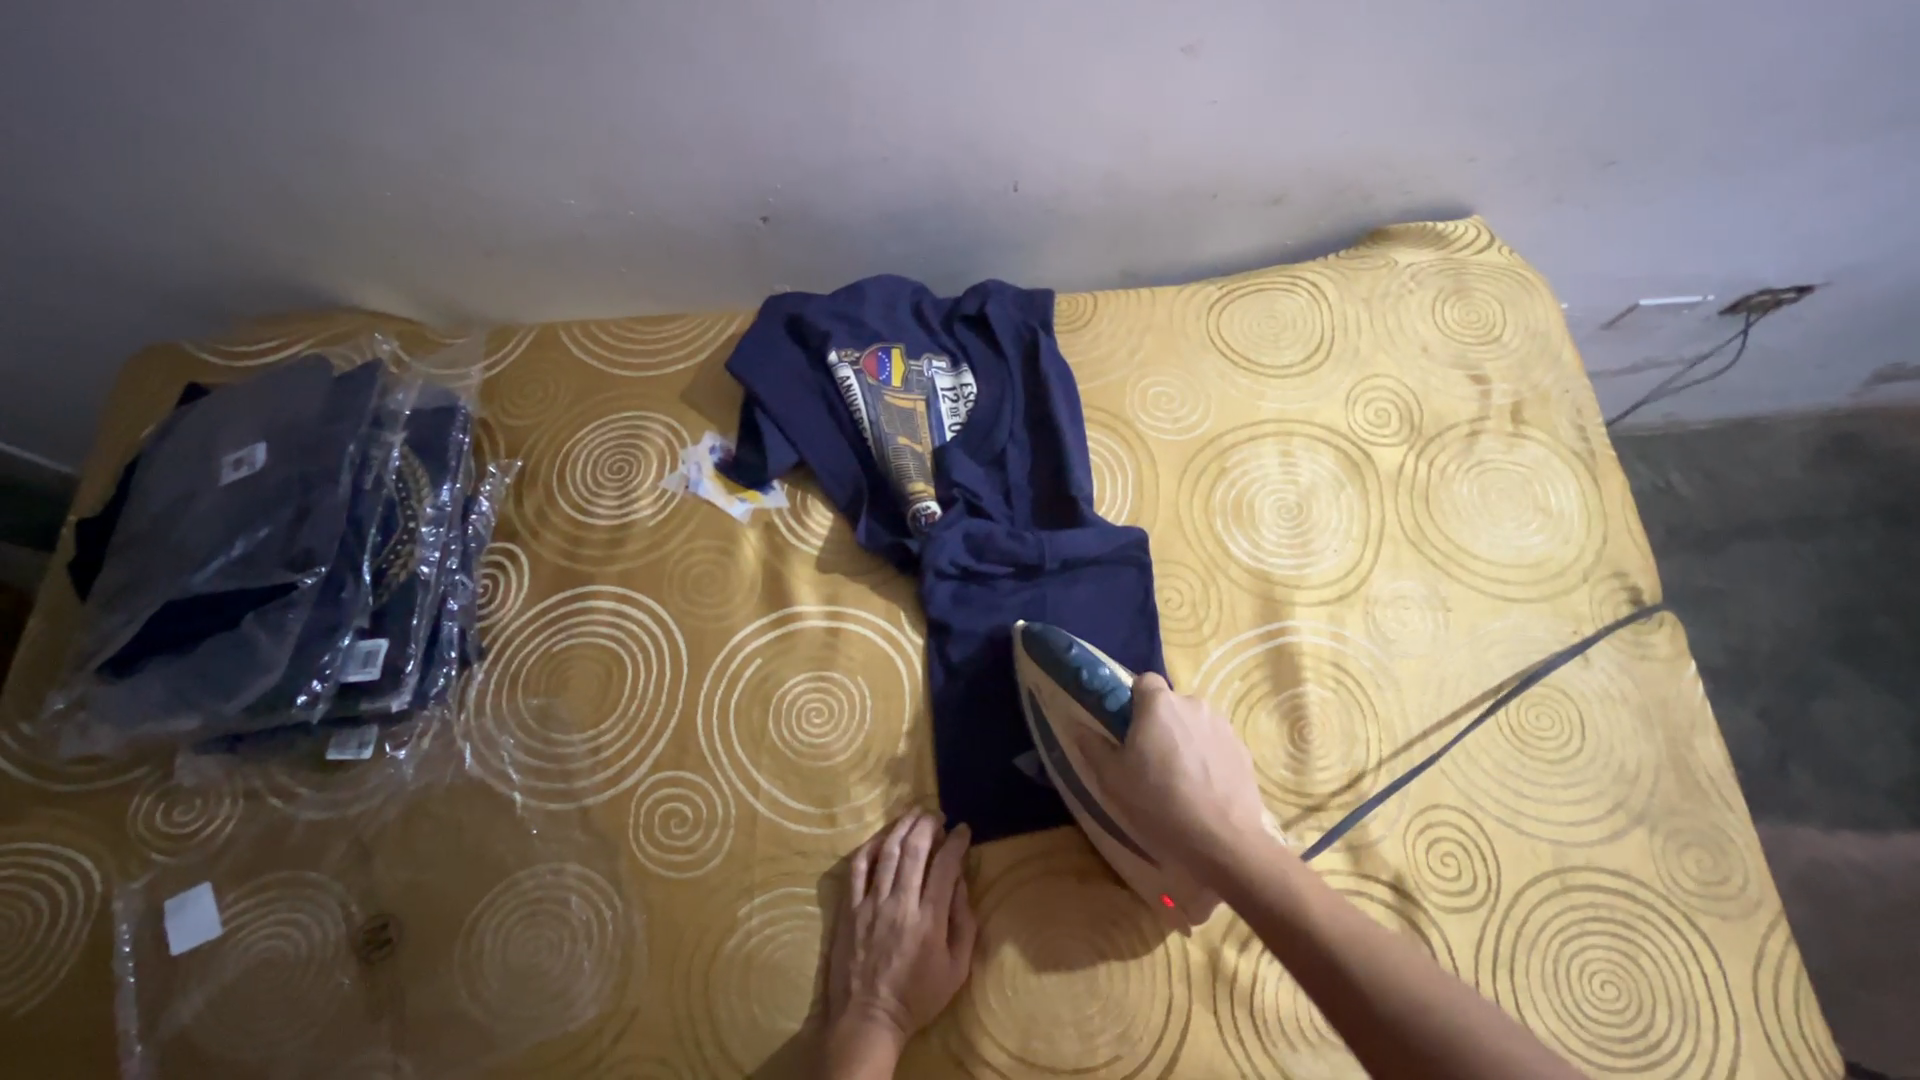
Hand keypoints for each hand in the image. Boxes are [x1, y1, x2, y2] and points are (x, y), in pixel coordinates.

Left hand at [821, 810, 976, 1075]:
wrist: (868, 1017)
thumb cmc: (918, 996)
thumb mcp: (957, 968)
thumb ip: (963, 921)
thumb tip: (960, 882)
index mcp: (929, 919)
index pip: (945, 865)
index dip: (956, 841)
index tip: (964, 829)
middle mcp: (899, 903)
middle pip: (915, 849)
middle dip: (929, 825)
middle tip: (939, 815)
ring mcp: (870, 903)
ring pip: (887, 851)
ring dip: (903, 826)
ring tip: (915, 813)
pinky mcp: (850, 908)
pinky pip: (858, 867)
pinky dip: (871, 846)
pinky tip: (883, 836)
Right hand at [1080, 672, 1271, 885]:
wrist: (1222, 841)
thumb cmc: (1158, 803)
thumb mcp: (1112, 778)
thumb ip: (1093, 745)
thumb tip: (1078, 725)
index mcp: (1159, 704)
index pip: (1144, 680)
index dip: (1133, 700)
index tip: (1127, 729)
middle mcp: (1194, 704)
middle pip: (1170, 704)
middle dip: (1160, 723)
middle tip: (1149, 759)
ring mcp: (1223, 726)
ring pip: (1194, 724)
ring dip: (1185, 740)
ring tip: (1179, 778)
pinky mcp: (1243, 749)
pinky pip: (1216, 744)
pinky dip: (1207, 757)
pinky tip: (1203, 789)